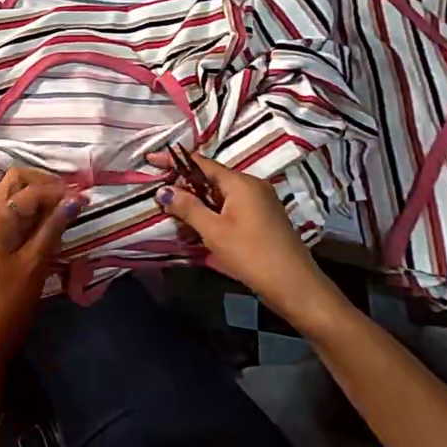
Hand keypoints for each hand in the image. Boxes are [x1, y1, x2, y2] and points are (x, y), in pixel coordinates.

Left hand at [0, 169, 81, 370]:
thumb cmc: (10, 301)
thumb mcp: (36, 263)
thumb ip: (53, 227)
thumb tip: (74, 199)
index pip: (28, 189)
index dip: (57, 190)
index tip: (84, 198)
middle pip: (15, 182)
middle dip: (44, 183)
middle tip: (72, 197)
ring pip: (13, 195)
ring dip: (39, 195)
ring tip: (66, 208)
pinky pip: (13, 212)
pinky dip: (33, 211)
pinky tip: (51, 223)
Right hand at [148, 150, 352, 334]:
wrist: (294, 285)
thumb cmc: (251, 254)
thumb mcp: (213, 231)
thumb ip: (187, 207)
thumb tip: (163, 190)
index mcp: (240, 182)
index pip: (201, 163)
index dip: (175, 161)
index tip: (151, 160)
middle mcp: (252, 185)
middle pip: (211, 177)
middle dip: (185, 184)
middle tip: (160, 193)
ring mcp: (261, 201)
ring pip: (221, 193)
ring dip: (198, 200)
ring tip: (175, 210)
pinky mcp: (264, 217)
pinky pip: (231, 205)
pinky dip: (213, 210)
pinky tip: (200, 225)